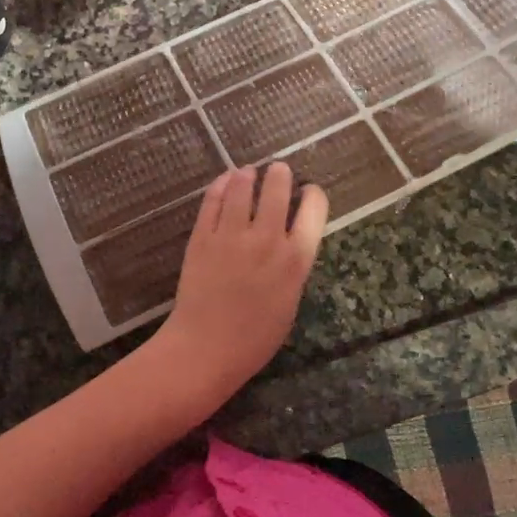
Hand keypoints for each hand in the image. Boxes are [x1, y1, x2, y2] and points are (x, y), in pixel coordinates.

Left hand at [155, 163, 329, 388]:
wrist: (206, 346)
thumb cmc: (255, 337)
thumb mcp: (289, 301)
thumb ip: (291, 267)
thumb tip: (289, 241)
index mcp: (296, 259)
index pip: (314, 209)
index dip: (313, 194)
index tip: (309, 191)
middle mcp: (266, 239)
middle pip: (277, 189)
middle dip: (280, 174)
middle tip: (278, 170)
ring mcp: (231, 235)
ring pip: (241, 187)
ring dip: (247, 175)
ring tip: (247, 172)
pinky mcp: (202, 236)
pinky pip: (212, 201)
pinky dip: (220, 186)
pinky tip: (223, 182)